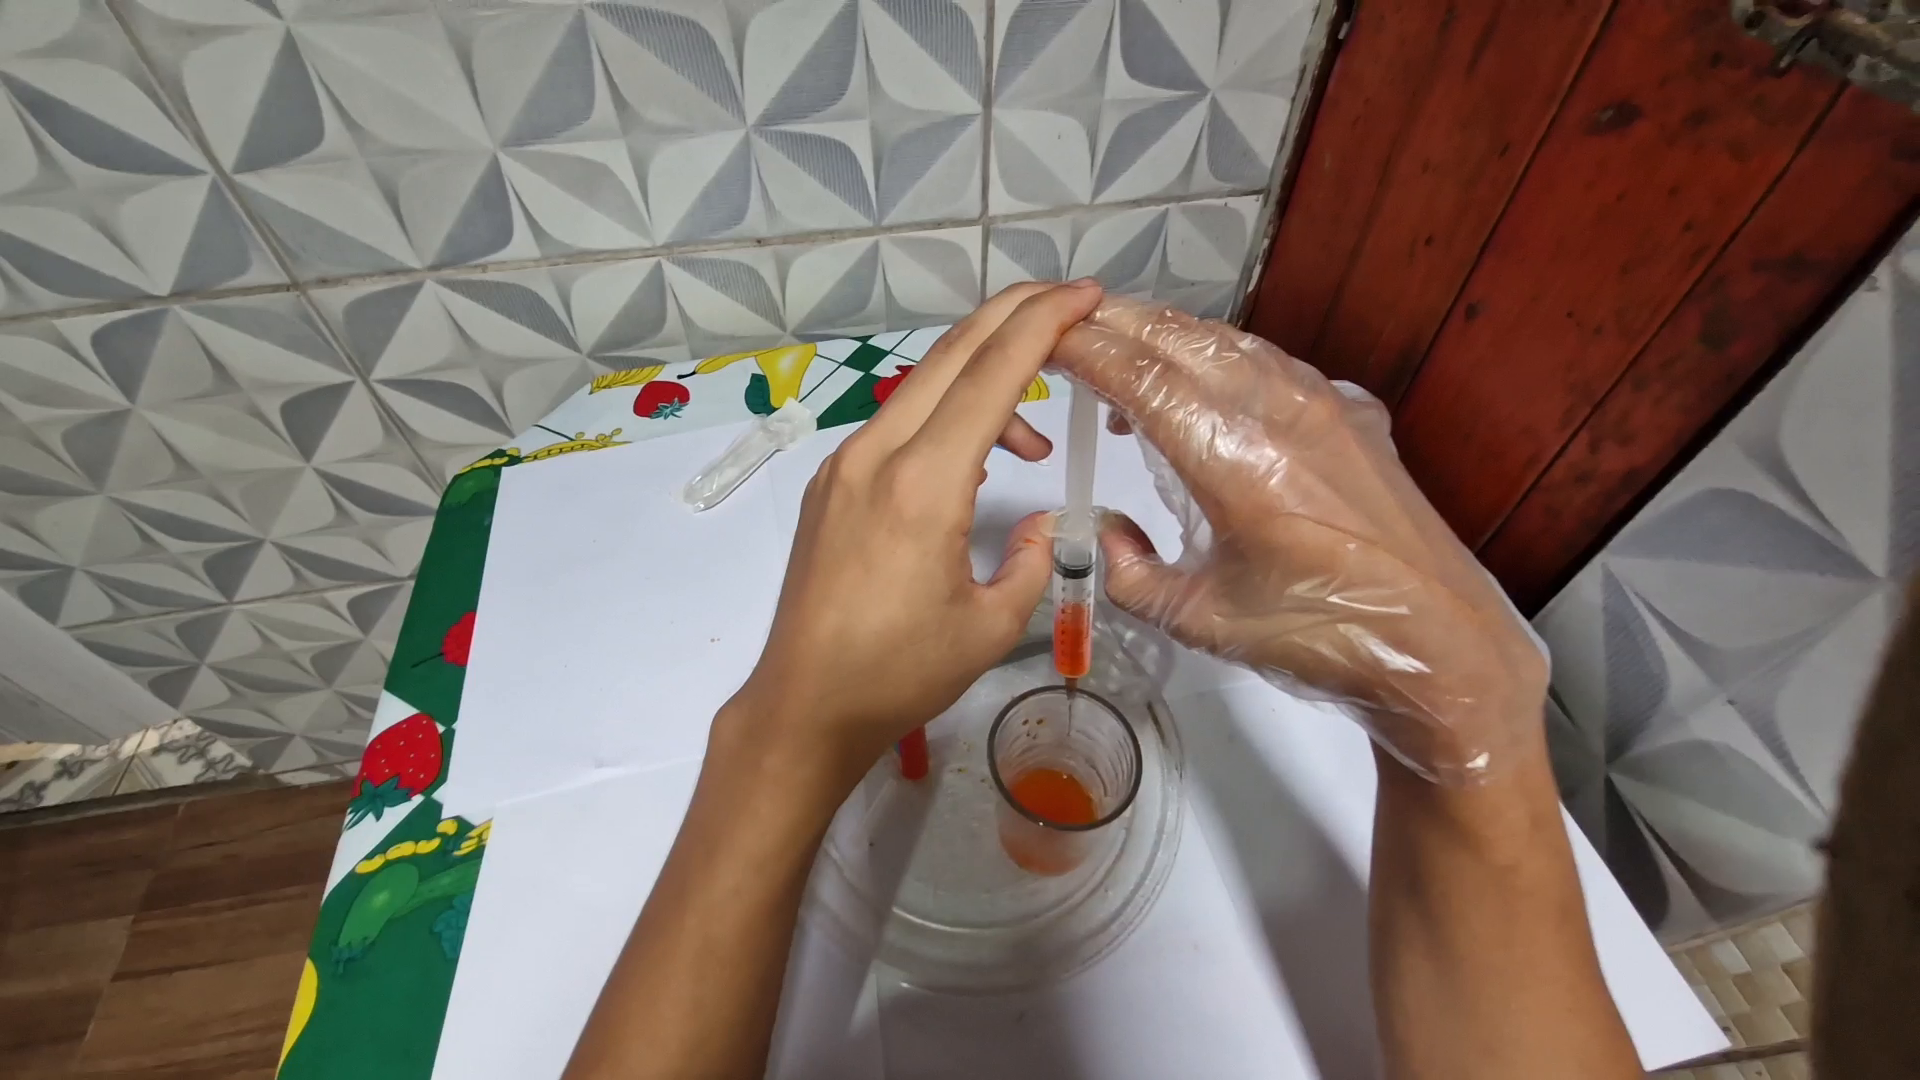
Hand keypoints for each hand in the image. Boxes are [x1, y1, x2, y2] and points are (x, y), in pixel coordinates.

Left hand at [721, 282, 1104, 779]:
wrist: (804, 704)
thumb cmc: (901, 673)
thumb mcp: (992, 625)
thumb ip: (1031, 560)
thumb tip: (1038, 525)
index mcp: (923, 483)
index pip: (991, 375)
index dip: (1043, 325)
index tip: (1085, 296)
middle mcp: (875, 455)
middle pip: (949, 356)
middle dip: (1013, 317)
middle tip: (1066, 308)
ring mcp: (843, 466)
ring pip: (920, 389)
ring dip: (981, 385)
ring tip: (1030, 438)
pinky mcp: (828, 486)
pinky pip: (895, 427)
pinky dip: (942, 420)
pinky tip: (968, 464)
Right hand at [1050, 299, 1545, 783]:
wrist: (1440, 642)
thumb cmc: (1319, 634)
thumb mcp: (1198, 618)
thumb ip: (1130, 572)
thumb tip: (1105, 531)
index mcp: (1234, 459)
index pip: (1141, 378)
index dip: (1085, 351)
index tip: (1044, 340)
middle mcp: (1279, 410)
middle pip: (1177, 338)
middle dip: (1114, 325)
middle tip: (1066, 330)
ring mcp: (1321, 402)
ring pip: (1222, 340)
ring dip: (1162, 338)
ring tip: (1120, 359)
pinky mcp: (1350, 411)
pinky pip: (1266, 361)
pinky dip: (1213, 360)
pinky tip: (1198, 391)